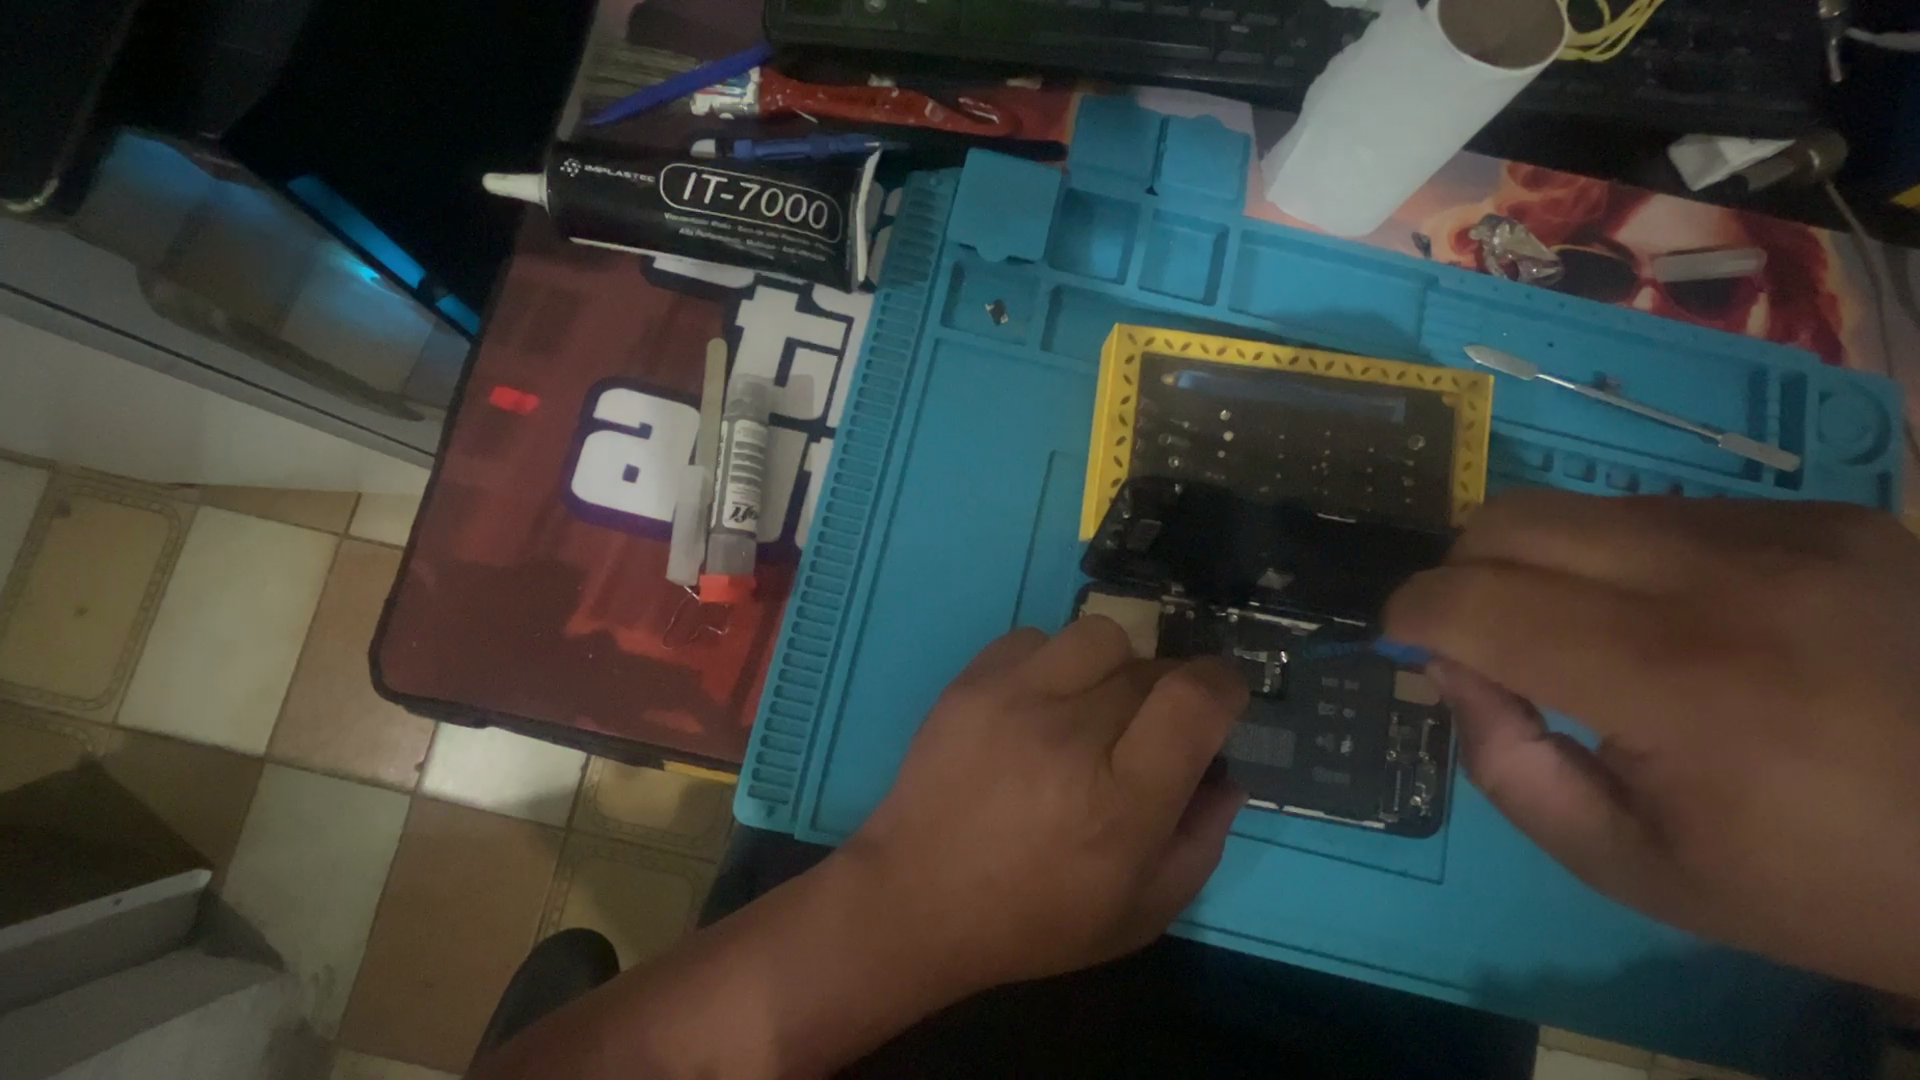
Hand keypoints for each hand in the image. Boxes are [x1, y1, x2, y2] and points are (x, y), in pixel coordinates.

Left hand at [840, 617, 1249, 995]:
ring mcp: (1013, 698)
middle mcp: (1071, 734)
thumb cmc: (1034, 920)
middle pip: (1150, 667)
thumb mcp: (1142, 912)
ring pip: (1098, 636)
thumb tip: (1226, 775)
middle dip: (1169, 691)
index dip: (1225, 685)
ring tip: (1093, 706)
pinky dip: (1053, 661)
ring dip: (1114, 666)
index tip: (1224, 700)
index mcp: (1122, 799)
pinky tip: (1039, 702)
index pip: (1195, 698)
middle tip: (1149, 729)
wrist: (915, 898)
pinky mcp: (970, 682)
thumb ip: (1200, 841)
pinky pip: (1035, 638)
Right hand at [1384, 489, 1919, 995]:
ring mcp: (1790, 534)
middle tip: (1482, 638)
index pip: (1474, 601)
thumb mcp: (1626, 862)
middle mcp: (1730, 579)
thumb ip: (1503, 762)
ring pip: (1573, 508)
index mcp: (1680, 683)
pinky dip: (1617, 559)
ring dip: (1538, 564)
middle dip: (1459, 574)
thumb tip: (1449, 664)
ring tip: (1585, 632)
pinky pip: (1653, 513)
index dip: (1410, 616)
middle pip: (1508, 522)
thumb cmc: (1818, 883)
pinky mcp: (1830, 517)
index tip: (1405, 645)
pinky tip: (1675, 617)